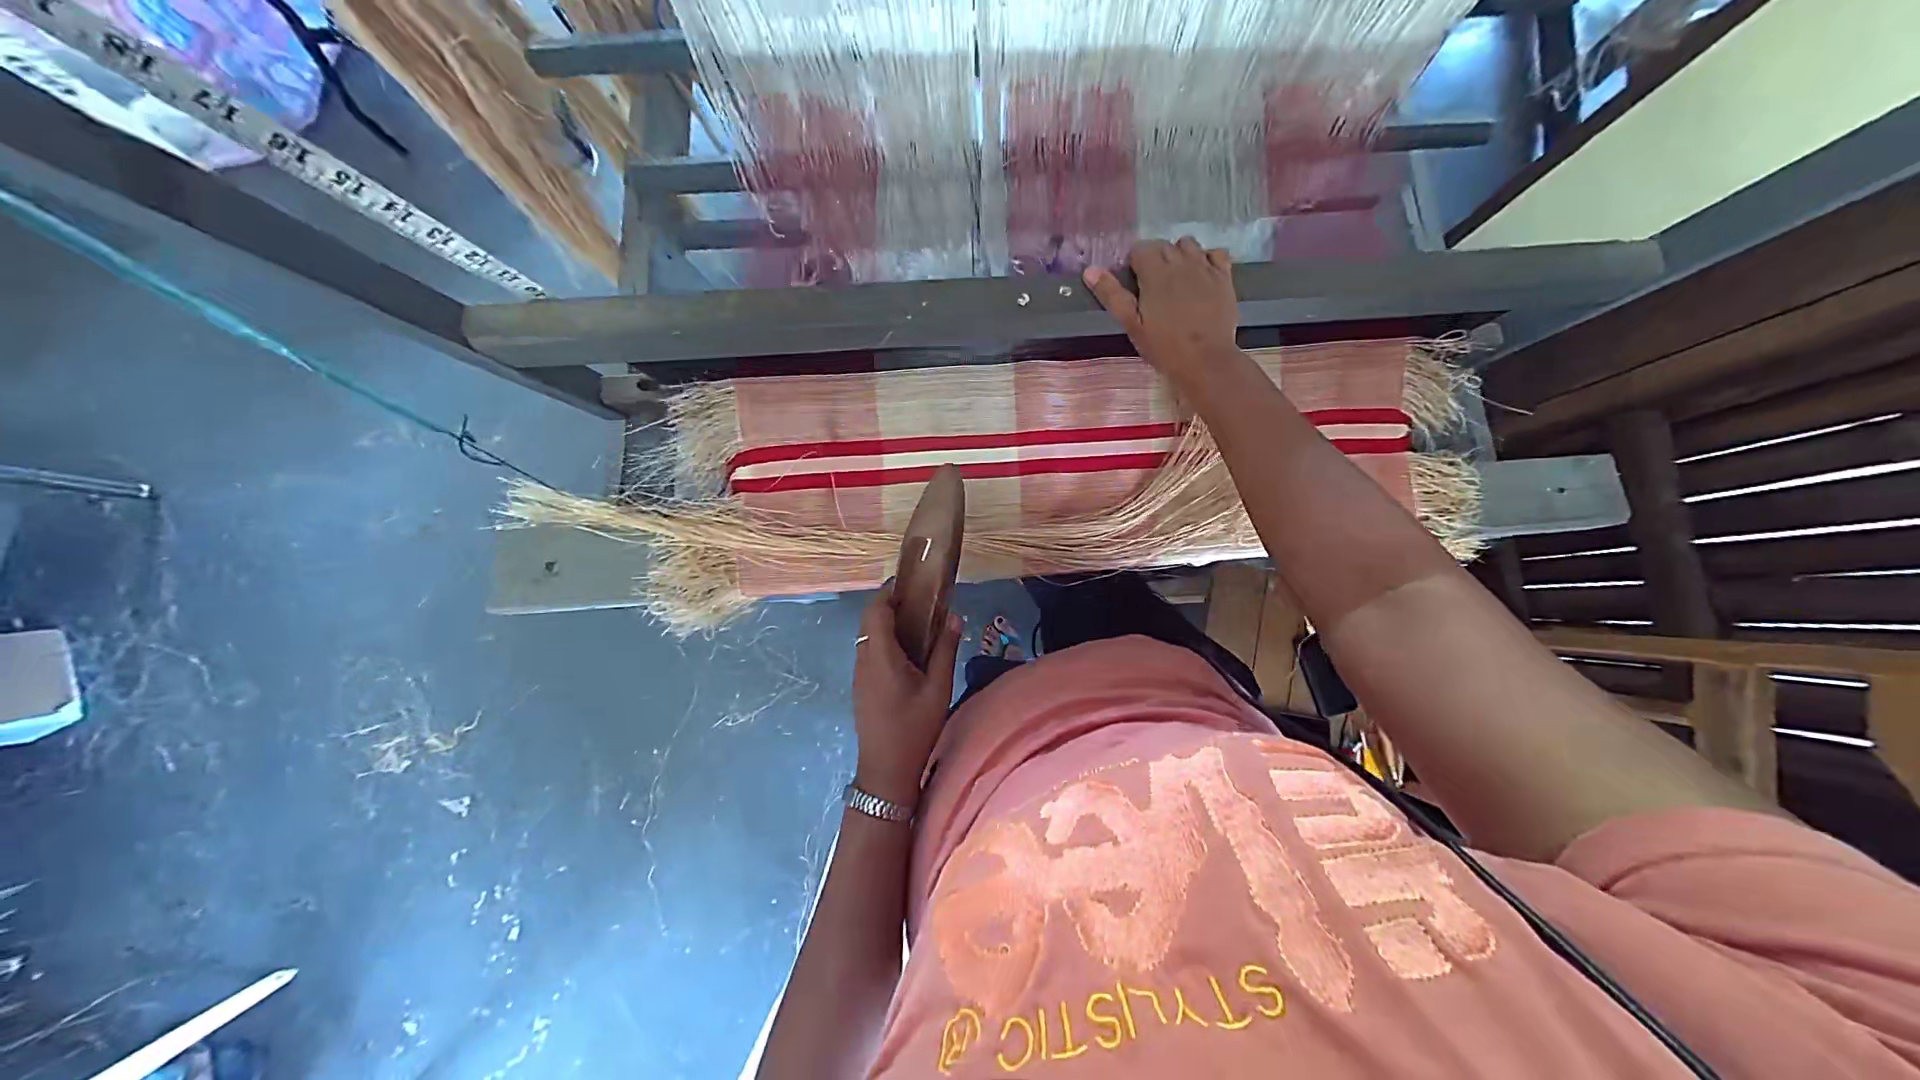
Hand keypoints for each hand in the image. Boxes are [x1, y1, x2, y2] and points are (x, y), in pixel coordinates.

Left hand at [851, 583, 961, 806]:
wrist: (886, 770)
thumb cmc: (915, 728)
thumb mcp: (938, 689)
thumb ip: (945, 650)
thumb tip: (953, 616)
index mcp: (880, 656)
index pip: (876, 611)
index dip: (889, 592)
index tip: (910, 582)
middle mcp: (863, 660)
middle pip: (869, 621)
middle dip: (889, 605)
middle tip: (918, 600)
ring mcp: (859, 674)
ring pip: (867, 637)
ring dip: (886, 623)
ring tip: (916, 622)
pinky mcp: (861, 686)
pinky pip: (869, 652)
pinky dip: (884, 641)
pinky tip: (907, 651)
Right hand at [1083, 237, 1237, 389]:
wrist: (1206, 360)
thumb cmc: (1164, 347)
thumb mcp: (1131, 325)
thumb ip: (1112, 295)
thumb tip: (1090, 271)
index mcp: (1155, 272)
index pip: (1140, 249)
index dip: (1134, 263)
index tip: (1133, 283)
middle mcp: (1181, 262)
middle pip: (1163, 245)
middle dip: (1154, 259)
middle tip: (1151, 287)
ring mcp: (1206, 267)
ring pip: (1189, 244)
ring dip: (1179, 255)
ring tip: (1175, 279)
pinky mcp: (1224, 276)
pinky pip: (1215, 253)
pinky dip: (1206, 258)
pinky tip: (1201, 275)